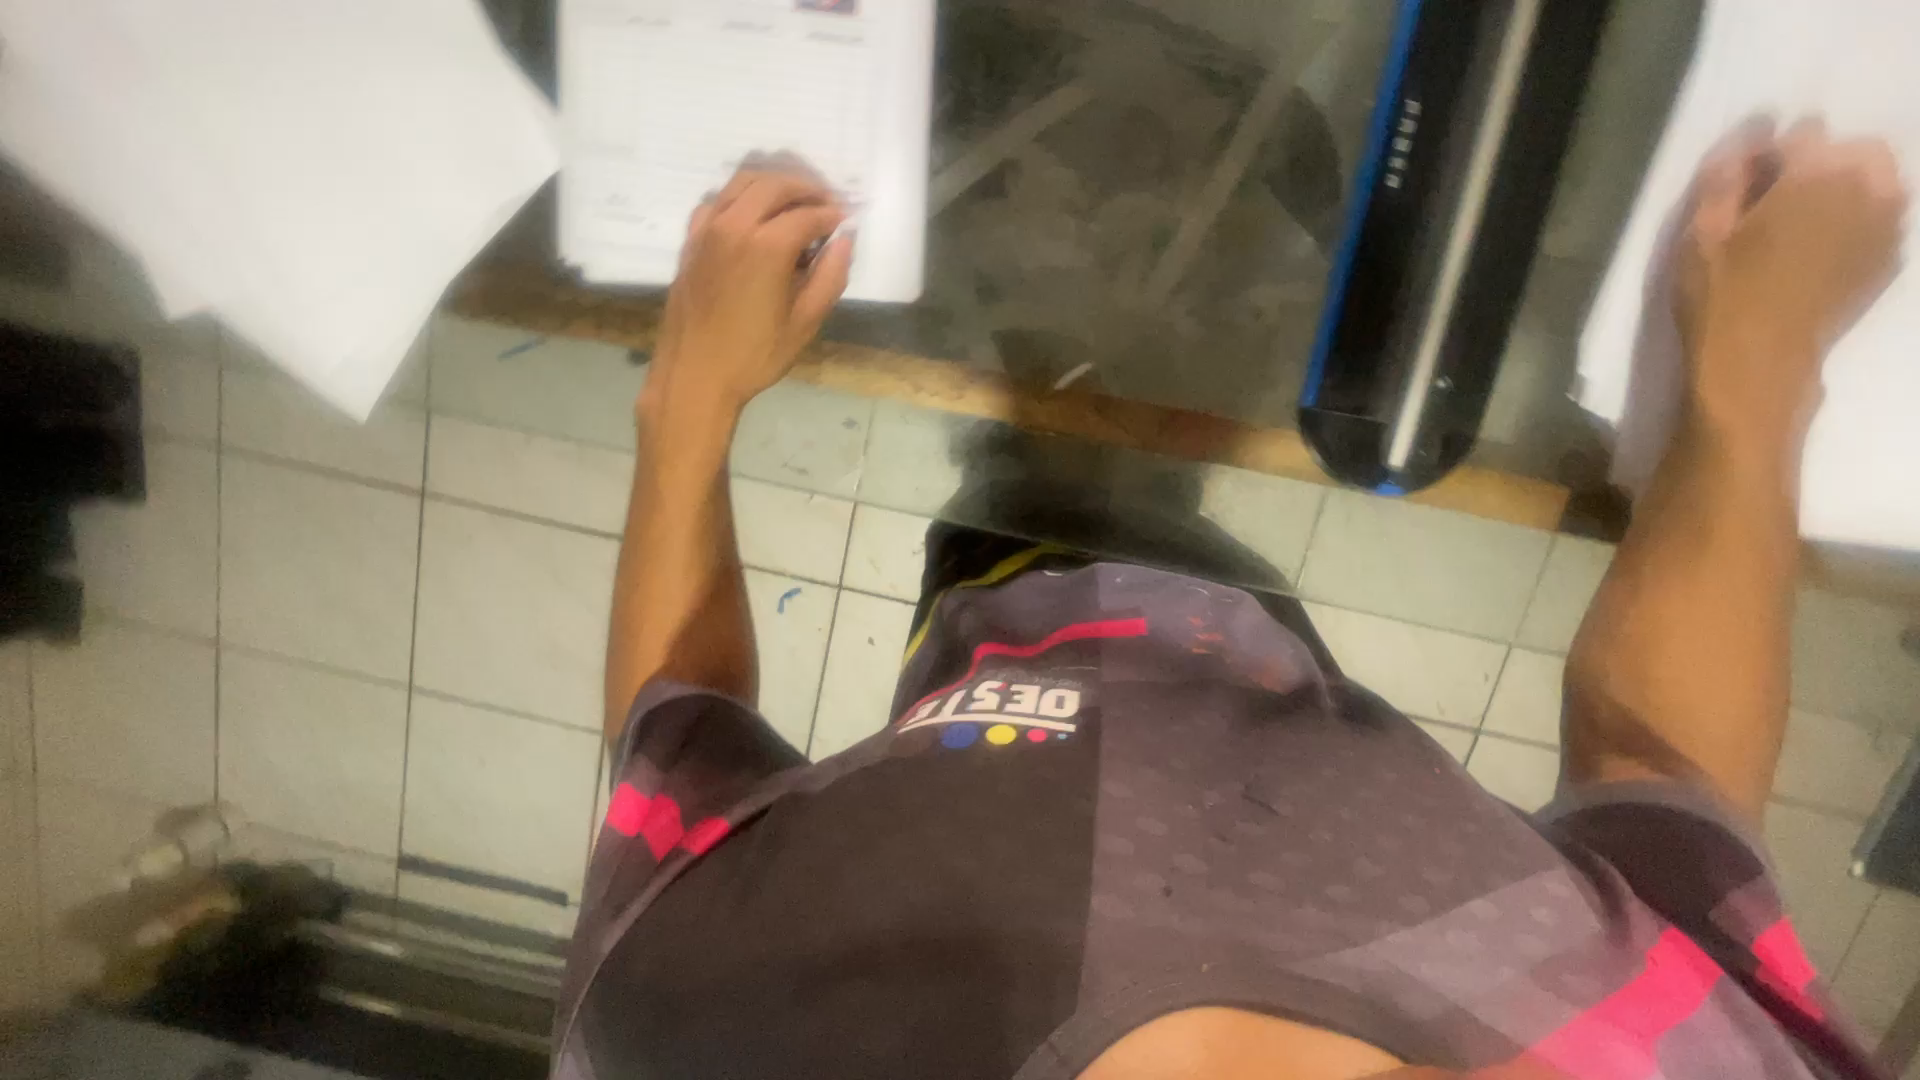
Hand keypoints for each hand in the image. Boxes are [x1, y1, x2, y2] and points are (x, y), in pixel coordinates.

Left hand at [649, 154, 853, 412]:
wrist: (695, 375)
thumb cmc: (755, 356)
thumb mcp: (804, 324)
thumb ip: (830, 277)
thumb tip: (844, 242)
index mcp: (767, 247)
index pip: (808, 214)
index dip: (832, 214)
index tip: (846, 220)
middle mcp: (735, 225)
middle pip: (775, 185)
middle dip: (806, 188)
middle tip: (826, 202)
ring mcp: (707, 229)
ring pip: (742, 182)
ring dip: (773, 184)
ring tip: (794, 202)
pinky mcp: (691, 240)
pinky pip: (717, 201)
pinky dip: (741, 198)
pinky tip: (753, 217)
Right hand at [1675, 119, 1906, 445]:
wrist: (1759, 360)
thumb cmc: (1718, 297)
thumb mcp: (1699, 238)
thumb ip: (1723, 180)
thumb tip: (1746, 138)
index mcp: (1818, 175)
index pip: (1802, 133)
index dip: (1766, 154)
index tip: (1739, 185)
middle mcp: (1870, 186)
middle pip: (1852, 149)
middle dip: (1814, 165)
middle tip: (1767, 206)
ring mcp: (1889, 221)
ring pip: (1875, 179)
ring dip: (1839, 189)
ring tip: (1794, 227)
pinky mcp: (1890, 253)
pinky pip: (1880, 216)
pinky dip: (1853, 220)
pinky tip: (1814, 252)